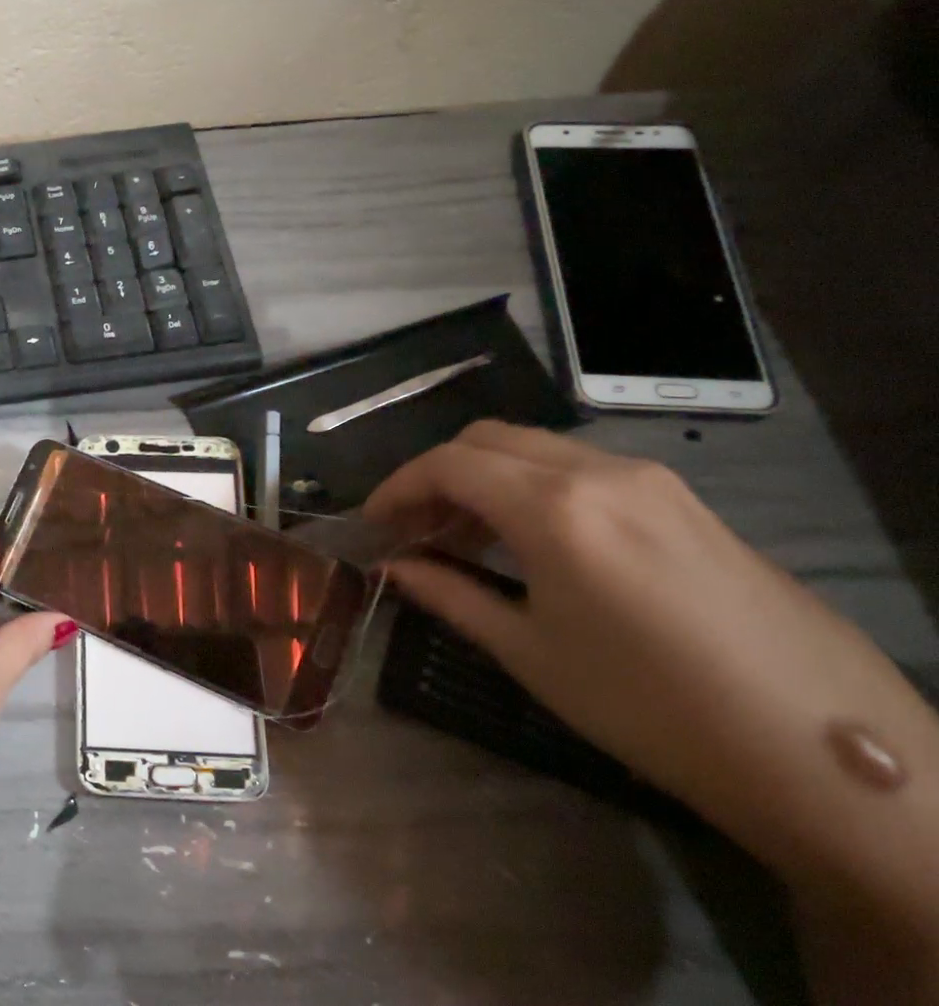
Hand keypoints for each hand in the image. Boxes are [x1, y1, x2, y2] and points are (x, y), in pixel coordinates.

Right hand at [363, 422, 938, 965]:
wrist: (811, 744)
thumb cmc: (644, 703)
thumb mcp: (529, 651)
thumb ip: (451, 594)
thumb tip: (393, 568)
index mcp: (554, 507)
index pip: (448, 463)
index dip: (396, 488)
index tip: (371, 526)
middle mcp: (601, 471)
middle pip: (490, 439)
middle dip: (436, 475)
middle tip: (412, 529)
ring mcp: (653, 481)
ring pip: (538, 448)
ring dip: (486, 477)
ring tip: (462, 537)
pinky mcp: (685, 501)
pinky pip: (584, 469)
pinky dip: (534, 487)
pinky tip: (530, 541)